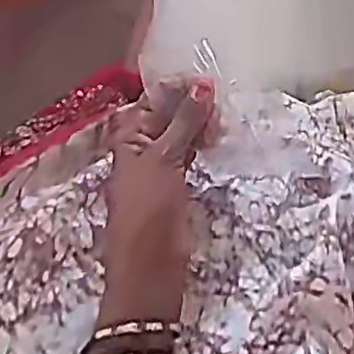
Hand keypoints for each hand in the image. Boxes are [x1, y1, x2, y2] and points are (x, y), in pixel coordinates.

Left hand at [100, 77, 214, 323]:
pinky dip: (205, 140)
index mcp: (130, 135)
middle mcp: (144, 144)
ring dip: (203, 122)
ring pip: (185, 129)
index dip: (180, 87)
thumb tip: (202, 85)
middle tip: (220, 108)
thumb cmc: (148, 212)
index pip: (155, 97)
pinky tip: (220, 138)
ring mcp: (162, 162)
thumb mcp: (164, 160)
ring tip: (222, 125)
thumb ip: (184, 121)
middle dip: (195, 103)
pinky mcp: (178, 178)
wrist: (150, 270)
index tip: (209, 84)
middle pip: (171, 111)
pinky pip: (192, 148)